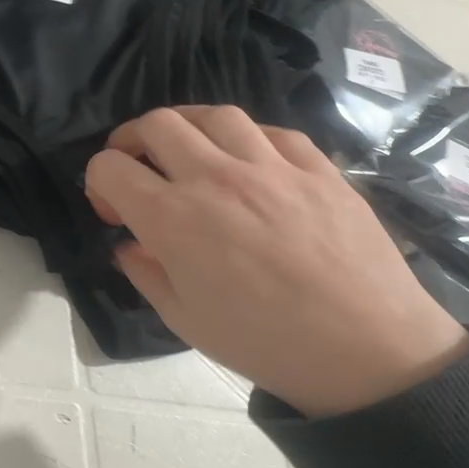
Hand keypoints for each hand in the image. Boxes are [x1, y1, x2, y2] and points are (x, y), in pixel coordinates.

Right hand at [85, 106, 468, 417]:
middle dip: (132, 141)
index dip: (98, 183)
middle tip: (139, 168)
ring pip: (215, 115)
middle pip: (156, 124)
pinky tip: (249, 162)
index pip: (109, 167)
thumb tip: (131, 245)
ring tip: (190, 152)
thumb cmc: (262, 342)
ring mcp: (272, 170)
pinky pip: (275, 133)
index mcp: (170, 218)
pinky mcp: (321, 172)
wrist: (370, 352)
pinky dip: (249, 139)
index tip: (112, 212)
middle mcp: (215, 179)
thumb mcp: (180, 317)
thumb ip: (144, 272)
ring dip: (189, 128)